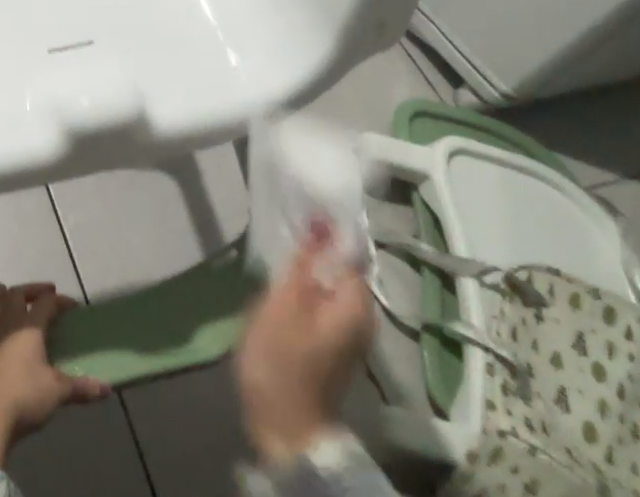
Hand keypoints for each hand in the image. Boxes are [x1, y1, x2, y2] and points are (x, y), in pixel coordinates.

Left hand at [0, 283, 109, 466]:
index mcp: (28, 329)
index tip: (72, 306)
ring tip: (1, 291)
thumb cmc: (27, 398)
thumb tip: (107, 389)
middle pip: (14, 297)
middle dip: (29, 291)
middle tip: (42, 293)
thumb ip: (82, 387)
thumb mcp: (59, 392)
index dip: (59, 301)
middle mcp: (4, 326)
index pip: (45, 306)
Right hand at [237, 224, 375, 466]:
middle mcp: (364, 316)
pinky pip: (324, 307)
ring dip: (307, 275)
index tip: (298, 216)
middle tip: (279, 244)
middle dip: (314, 254)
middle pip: (341, 270)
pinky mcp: (335, 347)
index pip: (349, 250)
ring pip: (331, 289)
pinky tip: (280, 297)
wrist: (284, 423)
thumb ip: (305, 262)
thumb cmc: (280, 359)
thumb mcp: (284, 302)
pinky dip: (306, 296)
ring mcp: (351, 335)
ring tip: (276, 267)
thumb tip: (322, 222)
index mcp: (356, 302)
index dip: (325, 231)